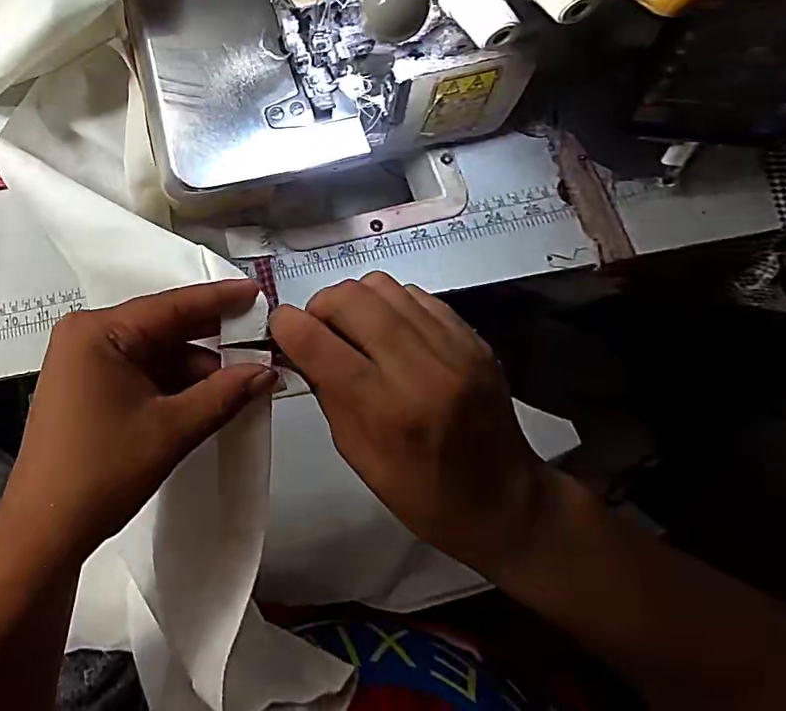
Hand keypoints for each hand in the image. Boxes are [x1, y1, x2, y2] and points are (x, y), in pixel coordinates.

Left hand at [0, 280, 276, 567]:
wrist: (43, 533)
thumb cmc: (96, 475)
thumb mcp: (170, 430)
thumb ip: (222, 394)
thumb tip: (263, 371)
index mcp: (96, 331)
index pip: (169, 306)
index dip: (218, 300)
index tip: (254, 292)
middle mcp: (86, 337)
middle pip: (161, 327)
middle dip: (211, 338)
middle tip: (258, 339)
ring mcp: (83, 362)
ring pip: (153, 352)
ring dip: (195, 367)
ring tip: (242, 376)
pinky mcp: (87, 387)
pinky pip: (139, 371)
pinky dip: (173, 383)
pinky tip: (208, 395)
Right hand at [269, 272, 554, 571]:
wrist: (505, 500)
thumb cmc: (423, 492)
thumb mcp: (355, 452)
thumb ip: (324, 389)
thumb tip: (296, 345)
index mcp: (386, 409)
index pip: (315, 340)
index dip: (285, 325)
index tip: (280, 329)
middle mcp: (421, 368)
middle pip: (348, 298)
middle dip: (319, 307)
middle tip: (320, 331)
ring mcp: (452, 346)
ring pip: (380, 285)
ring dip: (354, 301)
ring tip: (356, 330)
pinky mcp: (470, 335)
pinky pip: (414, 293)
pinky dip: (390, 305)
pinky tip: (391, 333)